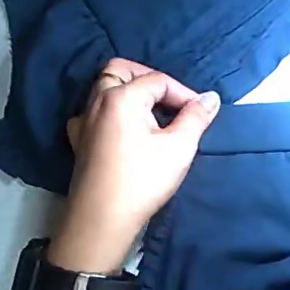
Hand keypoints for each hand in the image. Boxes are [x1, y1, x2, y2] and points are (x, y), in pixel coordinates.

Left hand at [51, 58, 220, 272]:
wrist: (103, 218)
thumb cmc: (144, 180)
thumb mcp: (180, 147)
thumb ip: (196, 117)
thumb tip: (210, 98)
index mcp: (121, 97)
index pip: (158, 80)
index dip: (183, 93)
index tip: (200, 114)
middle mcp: (96, 102)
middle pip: (122, 71)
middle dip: (150, 80)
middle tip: (172, 101)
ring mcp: (83, 121)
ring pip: (106, 90)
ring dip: (132, 94)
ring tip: (155, 116)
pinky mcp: (80, 141)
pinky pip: (95, 112)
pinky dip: (114, 111)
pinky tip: (127, 130)